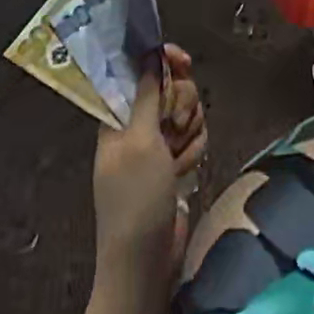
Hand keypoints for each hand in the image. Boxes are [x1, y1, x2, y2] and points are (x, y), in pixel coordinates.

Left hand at [93, 44, 205, 272]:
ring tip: (177, 160)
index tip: (183, 60)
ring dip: (190, 133)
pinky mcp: (174, 162)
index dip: (163, 60)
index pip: (142, 70)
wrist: (145, 260)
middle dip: (182, 103)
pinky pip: (194, 138)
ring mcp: (158, 144)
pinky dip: (194, 152)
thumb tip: (149, 54)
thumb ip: (148, 94)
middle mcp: (138, 123)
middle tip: (176, 127)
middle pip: (172, 88)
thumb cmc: (135, 198)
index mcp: (119, 114)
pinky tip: (185, 173)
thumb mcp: (140, 142)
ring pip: (188, 113)